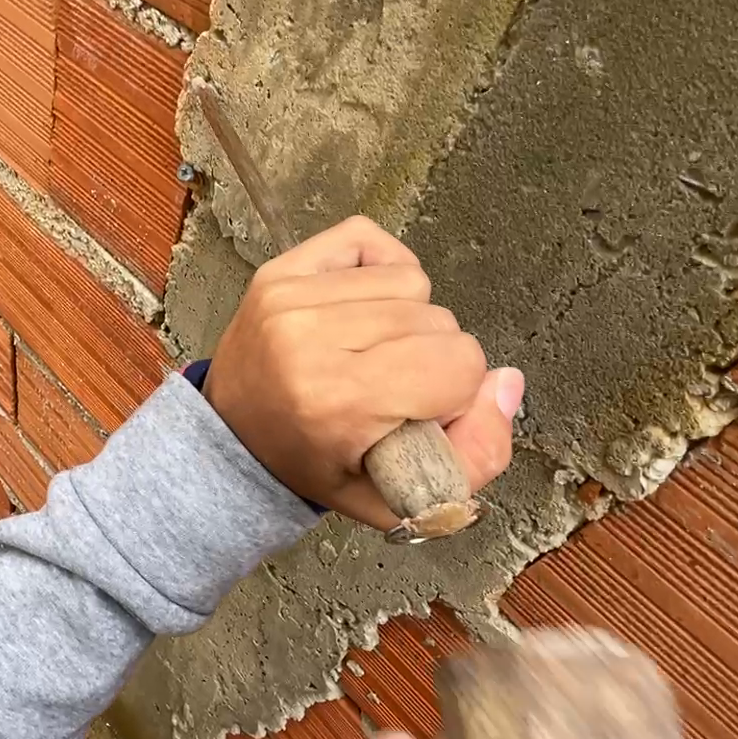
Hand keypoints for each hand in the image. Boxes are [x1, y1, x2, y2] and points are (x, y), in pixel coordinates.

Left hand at [203, 216, 523, 529]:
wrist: (230, 436)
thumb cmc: (312, 465)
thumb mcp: (396, 498)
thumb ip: (474, 458)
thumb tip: (507, 379)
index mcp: (338, 401)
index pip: (458, 364)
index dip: (454, 395)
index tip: (416, 414)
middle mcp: (308, 339)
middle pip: (438, 321)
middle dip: (430, 360)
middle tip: (387, 389)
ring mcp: (288, 297)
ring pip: (410, 282)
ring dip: (405, 318)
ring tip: (369, 353)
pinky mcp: (278, 271)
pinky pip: (367, 240)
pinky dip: (380, 270)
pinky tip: (363, 310)